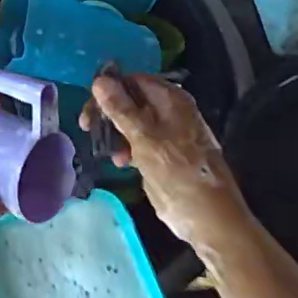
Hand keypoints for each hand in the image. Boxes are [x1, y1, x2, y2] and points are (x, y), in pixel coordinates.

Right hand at [83, 72, 247, 250]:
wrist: (209, 218)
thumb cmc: (178, 173)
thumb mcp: (144, 138)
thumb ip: (120, 109)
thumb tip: (99, 79)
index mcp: (170, 99)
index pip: (132, 80)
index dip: (108, 89)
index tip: (89, 108)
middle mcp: (170, 110)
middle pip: (131, 99)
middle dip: (108, 112)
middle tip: (88, 127)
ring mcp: (168, 132)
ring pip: (133, 121)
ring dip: (115, 132)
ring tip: (110, 152)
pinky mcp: (165, 153)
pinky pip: (140, 140)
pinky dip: (127, 147)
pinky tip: (122, 162)